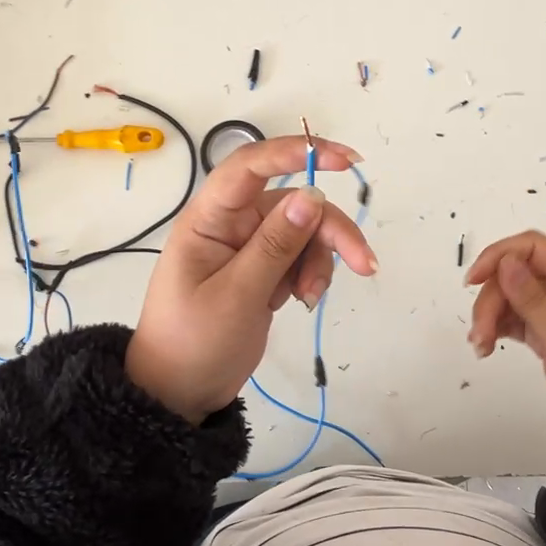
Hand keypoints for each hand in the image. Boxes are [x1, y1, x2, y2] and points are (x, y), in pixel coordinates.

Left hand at [127, 135, 378, 422]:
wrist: (180, 393)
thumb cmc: (194, 342)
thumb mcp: (236, 294)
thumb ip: (275, 245)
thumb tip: (311, 196)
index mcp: (209, 218)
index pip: (250, 166)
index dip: (296, 152)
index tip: (346, 160)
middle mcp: (231, 224)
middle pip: (293, 204)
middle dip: (329, 229)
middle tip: (365, 263)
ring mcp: (249, 248)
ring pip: (303, 232)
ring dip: (321, 260)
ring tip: (312, 298)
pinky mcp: (264, 271)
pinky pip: (300, 257)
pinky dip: (311, 275)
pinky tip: (302, 301)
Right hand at [465, 231, 545, 447]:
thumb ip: (533, 300)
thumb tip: (506, 260)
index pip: (532, 247)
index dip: (498, 255)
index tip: (472, 281)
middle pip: (514, 274)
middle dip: (490, 298)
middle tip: (478, 335)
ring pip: (510, 297)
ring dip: (489, 316)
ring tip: (480, 348)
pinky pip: (515, 319)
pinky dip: (497, 329)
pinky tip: (486, 347)